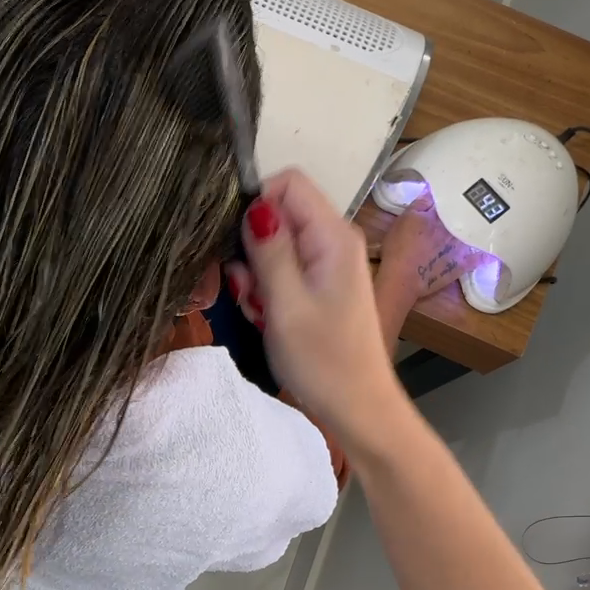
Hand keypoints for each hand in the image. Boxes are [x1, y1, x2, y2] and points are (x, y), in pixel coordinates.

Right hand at [226, 169, 407, 438]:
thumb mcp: (286, 305)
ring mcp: (324, 265)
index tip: (234, 247)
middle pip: (276, 217)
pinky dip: (264, 294)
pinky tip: (266, 320)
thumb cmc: (322, 360)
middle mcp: (331, 241)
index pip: (287, 183)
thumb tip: (253, 205)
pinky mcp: (317, 288)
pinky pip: (280, 274)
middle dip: (249, 249)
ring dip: (253, 278)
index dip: (253, 205)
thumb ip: (269, 252)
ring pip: (272, 249)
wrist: (355, 406)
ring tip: (258, 312)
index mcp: (331, 236)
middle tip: (245, 291)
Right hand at [374, 195, 483, 303]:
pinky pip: (480, 257)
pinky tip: (493, 250)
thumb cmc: (399, 249)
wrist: (401, 280)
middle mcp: (457, 229)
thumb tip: (433, 189)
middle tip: (482, 204)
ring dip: (484, 228)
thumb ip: (420, 204)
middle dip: (474, 211)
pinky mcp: (461, 265)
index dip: (458, 196)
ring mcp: (462, 247)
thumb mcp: (404, 220)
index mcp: (443, 215)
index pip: (455, 201)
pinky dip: (487, 254)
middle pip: (470, 216)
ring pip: (478, 233)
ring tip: (490, 223)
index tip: (462, 191)